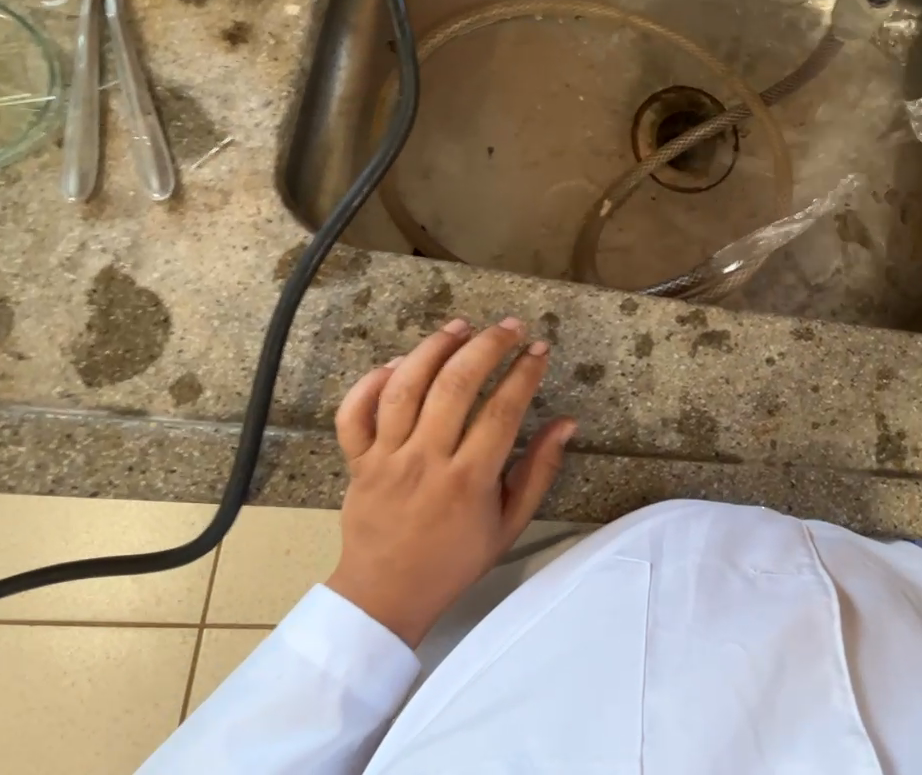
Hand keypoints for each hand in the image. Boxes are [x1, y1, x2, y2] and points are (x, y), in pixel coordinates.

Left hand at [324, 316, 576, 645]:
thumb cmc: (455, 559)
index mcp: (468, 480)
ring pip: (405, 388)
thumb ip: (539, 471)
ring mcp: (385, 458)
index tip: (539, 349)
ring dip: (434, 349)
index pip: (502, 411)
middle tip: (509, 327)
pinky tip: (400, 362)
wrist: (385, 596)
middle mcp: (425, 461)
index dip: (524, 373)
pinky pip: (354, 413)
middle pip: (454, 387)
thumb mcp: (510, 524)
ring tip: (461, 326)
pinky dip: (372, 381)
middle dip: (487, 347)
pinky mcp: (356, 460)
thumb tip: (567, 422)